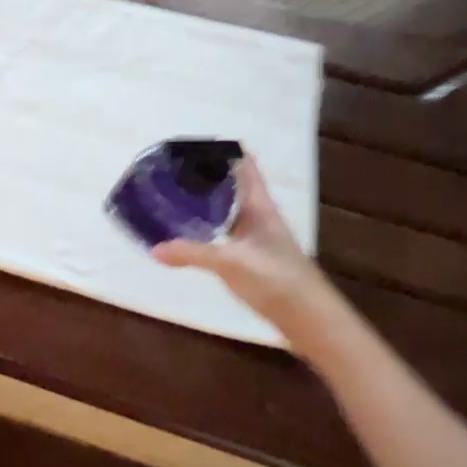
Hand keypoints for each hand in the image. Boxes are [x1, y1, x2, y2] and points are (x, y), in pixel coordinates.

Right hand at [150, 157, 341, 339]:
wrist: (311, 320)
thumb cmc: (278, 282)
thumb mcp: (232, 264)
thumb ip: (193, 253)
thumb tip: (155, 248)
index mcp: (260, 207)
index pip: (244, 166)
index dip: (223, 151)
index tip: (192, 146)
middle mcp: (259, 217)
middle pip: (232, 186)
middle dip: (205, 175)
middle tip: (172, 171)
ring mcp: (257, 238)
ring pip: (228, 209)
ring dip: (206, 201)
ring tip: (174, 196)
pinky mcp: (253, 258)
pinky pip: (224, 231)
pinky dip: (206, 226)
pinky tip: (189, 233)